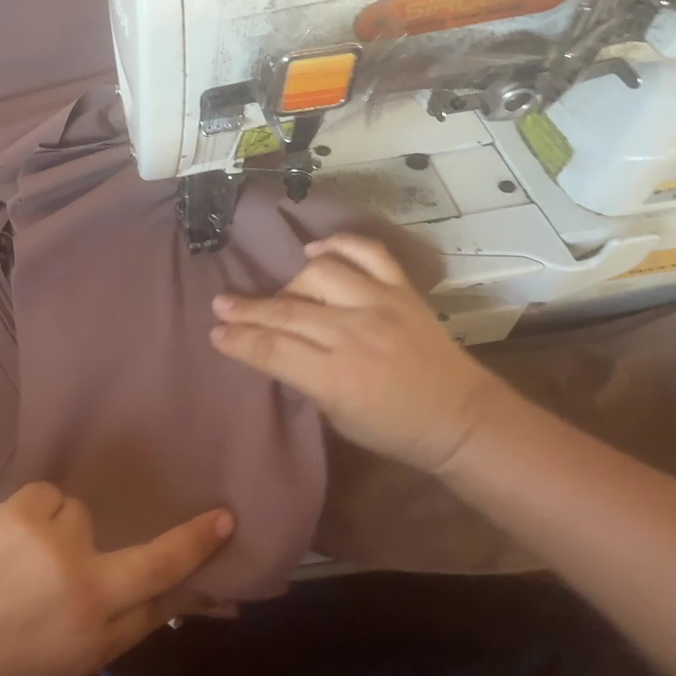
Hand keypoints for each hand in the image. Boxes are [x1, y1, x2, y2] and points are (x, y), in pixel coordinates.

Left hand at [0, 482, 233, 675]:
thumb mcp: (48, 659)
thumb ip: (94, 623)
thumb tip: (134, 593)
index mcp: (92, 643)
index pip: (159, 608)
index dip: (194, 583)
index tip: (222, 560)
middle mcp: (89, 598)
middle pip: (156, 559)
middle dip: (191, 540)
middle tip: (218, 518)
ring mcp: (61, 550)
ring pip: (82, 513)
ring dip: (58, 525)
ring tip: (16, 552)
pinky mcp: (28, 515)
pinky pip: (47, 495)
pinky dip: (31, 508)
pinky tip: (1, 533)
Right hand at [209, 232, 509, 473]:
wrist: (461, 418)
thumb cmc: (394, 429)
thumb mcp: (337, 416)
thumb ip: (305, 378)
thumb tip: (274, 347)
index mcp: (336, 377)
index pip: (272, 349)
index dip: (238, 339)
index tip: (215, 332)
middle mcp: (354, 334)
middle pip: (286, 313)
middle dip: (246, 309)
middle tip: (220, 305)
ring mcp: (380, 305)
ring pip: (318, 276)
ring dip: (290, 283)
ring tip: (279, 294)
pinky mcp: (402, 291)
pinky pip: (367, 253)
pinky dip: (338, 245)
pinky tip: (314, 251)